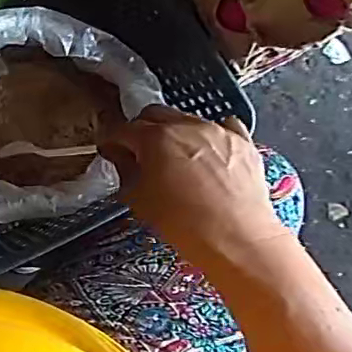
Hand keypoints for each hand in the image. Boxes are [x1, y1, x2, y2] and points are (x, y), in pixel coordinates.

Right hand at [99, 105, 292, 272]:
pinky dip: (209, 136)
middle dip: (141, 128)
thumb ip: (124, 167)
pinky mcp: (243, 142)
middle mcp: (186, 126)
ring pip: (186, 119)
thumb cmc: (181, 220)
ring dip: (173, 132)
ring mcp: (218, 131)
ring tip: (173, 158)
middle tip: (137, 150)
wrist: (235, 237)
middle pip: (154, 114)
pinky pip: (222, 127)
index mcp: (154, 138)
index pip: (121, 128)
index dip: (110, 139)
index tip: (108, 148)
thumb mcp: (136, 196)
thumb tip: (119, 154)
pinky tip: (206, 153)